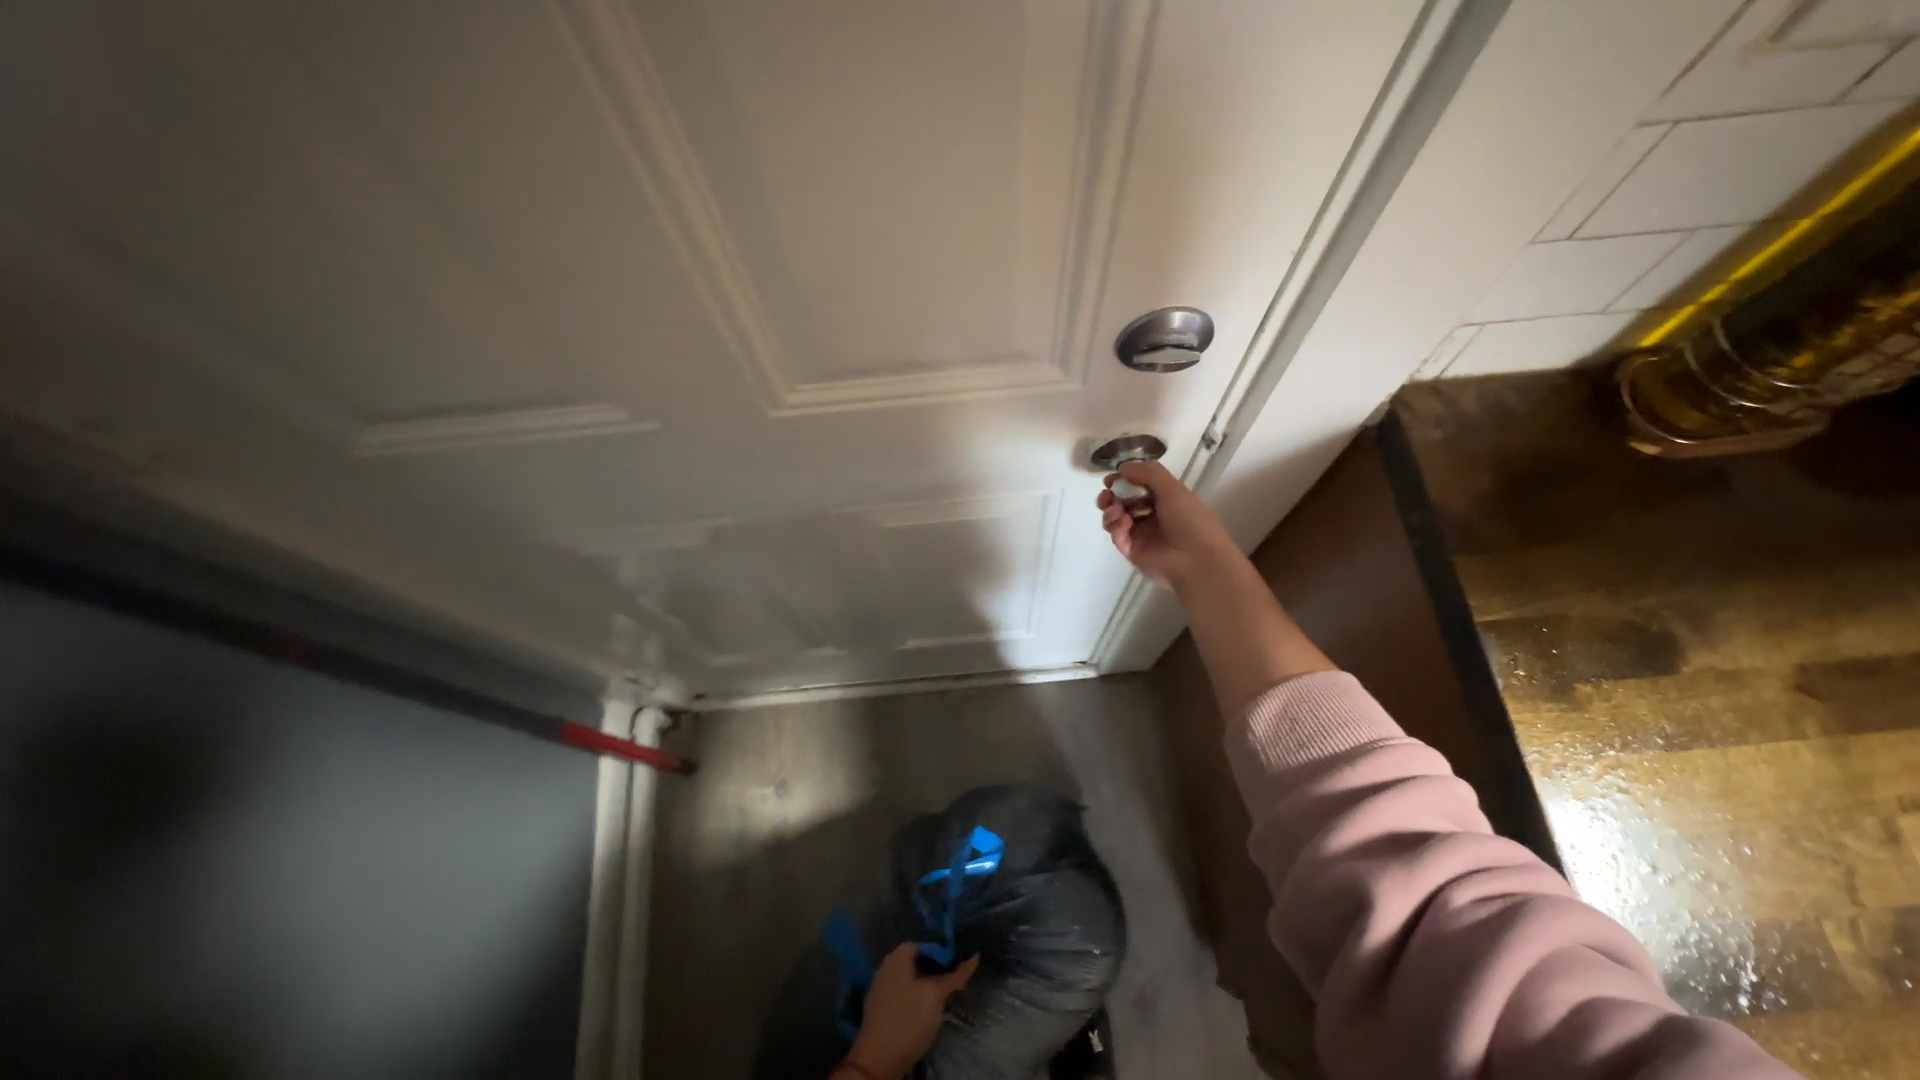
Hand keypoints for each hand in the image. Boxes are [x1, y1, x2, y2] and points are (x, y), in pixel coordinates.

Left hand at [843, 944, 979, 1079]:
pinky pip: (903, 995)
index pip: (924, 943)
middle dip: (936, 969)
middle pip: (916, 961)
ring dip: (927, 985)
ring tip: (946, 996)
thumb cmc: (909, 1019)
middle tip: (956, 980)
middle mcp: (886, 967)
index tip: (959, 962)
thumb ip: (955, 976)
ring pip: (910, 980)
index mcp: (897, 957)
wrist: (878, 1059)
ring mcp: (881, 989)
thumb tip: (974, 957)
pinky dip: (916, 998)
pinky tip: (928, 1010)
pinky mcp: (881, 1009)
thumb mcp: (935, 996)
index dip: (943, 951)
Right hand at [1097, 460, 1237, 588]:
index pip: (1137, 485)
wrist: (1196, 559)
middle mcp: (1151, 515)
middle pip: (1122, 501)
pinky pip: (1117, 536)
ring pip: (1115, 518)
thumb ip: (1147, 473)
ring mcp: (1140, 534)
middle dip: (1111, 496)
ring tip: (1116, 511)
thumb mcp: (1173, 488)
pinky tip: (1125, 524)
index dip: (1124, 480)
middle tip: (1107, 495)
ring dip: (1111, 510)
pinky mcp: (1132, 551)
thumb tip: (1122, 468)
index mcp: (1164, 499)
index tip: (1112, 478)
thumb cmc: (1189, 520)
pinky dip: (1116, 527)